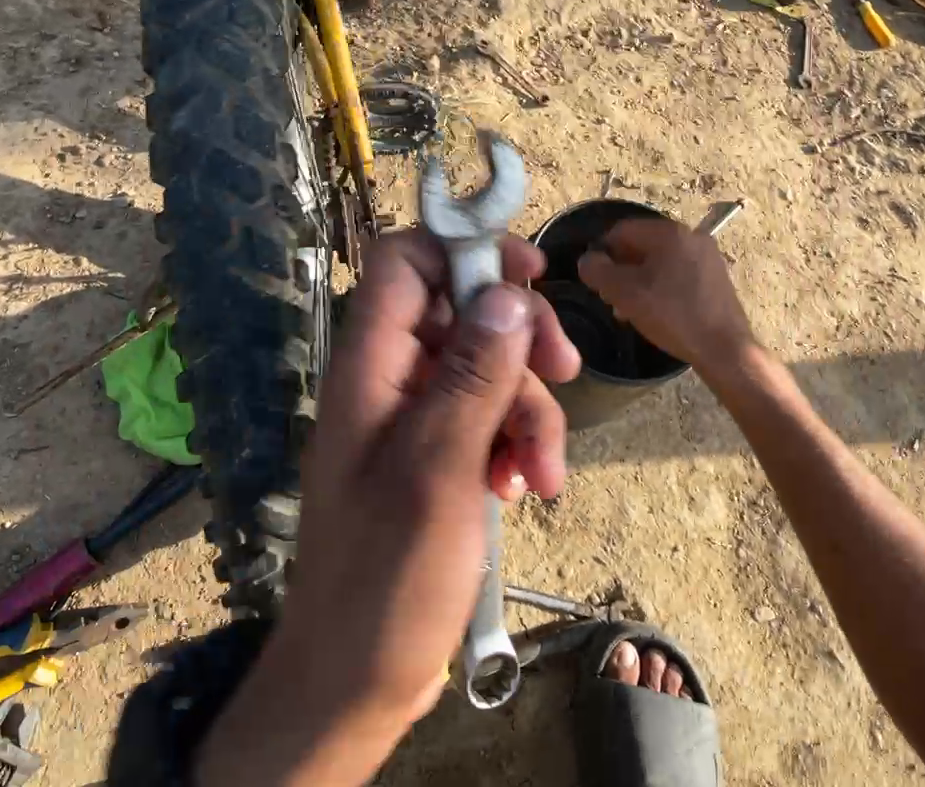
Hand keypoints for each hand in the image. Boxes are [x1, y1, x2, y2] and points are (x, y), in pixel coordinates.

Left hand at [195, 231, 579, 786]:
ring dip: (528, 411)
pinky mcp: (436, 457)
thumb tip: (504, 296)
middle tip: (567, 368)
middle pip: (462, 312)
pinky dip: (514, 443)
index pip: (403, 262)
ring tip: (544, 475)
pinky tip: (527, 487)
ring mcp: (413, 420)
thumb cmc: (386, 575)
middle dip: (520, 341)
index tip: (531, 272)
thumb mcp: (438, 469)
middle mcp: (389, 380)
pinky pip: (486, 420)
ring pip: (486, 371)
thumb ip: (471, 377)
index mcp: (369, 367)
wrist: (357, 673)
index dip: (464, 250)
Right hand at [577, 217, 756, 367]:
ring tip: (629, 308)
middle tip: (610, 297)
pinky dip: (660, 286)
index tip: (595, 279)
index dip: (601, 252)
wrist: (724, 348)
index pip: (621, 230)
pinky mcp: (715, 277)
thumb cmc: (672, 315)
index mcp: (669, 232)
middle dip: (620, 269)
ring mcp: (707, 256)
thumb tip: (587, 260)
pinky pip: (677, 272)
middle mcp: (691, 236)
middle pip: (641, 245)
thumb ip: (597, 271)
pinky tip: (656, 311)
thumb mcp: (624, 292)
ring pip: (659, 260)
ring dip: (638, 280)